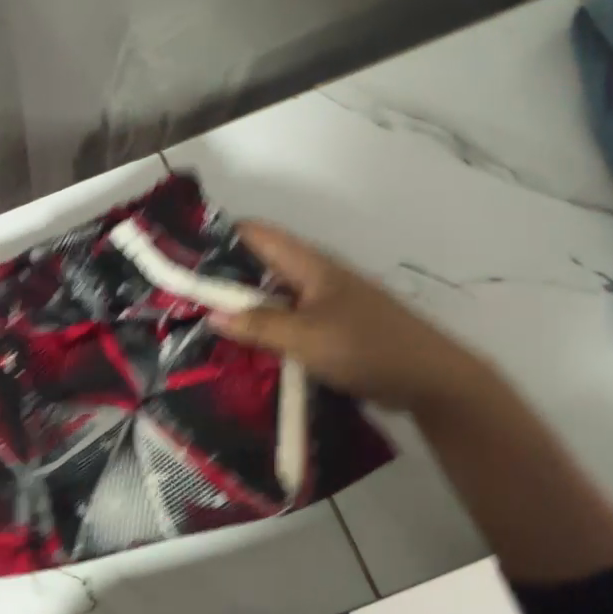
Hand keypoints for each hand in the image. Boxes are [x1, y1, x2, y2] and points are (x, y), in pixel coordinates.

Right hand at [210, 221, 492, 412]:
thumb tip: (213, 315)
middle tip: (182, 294)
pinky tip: (245, 346)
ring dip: (243, 304)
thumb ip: (259, 325)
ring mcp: (326, 303)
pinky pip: (288, 319)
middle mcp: (316, 276)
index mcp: (311, 265)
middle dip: (224, 275)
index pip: (257, 234)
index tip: (182, 251)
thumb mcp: (305, 338)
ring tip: (203, 319)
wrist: (430, 379)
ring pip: (274, 294)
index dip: (220, 235)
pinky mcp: (333, 328)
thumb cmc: (367, 347)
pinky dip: (265, 327)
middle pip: (261, 264)